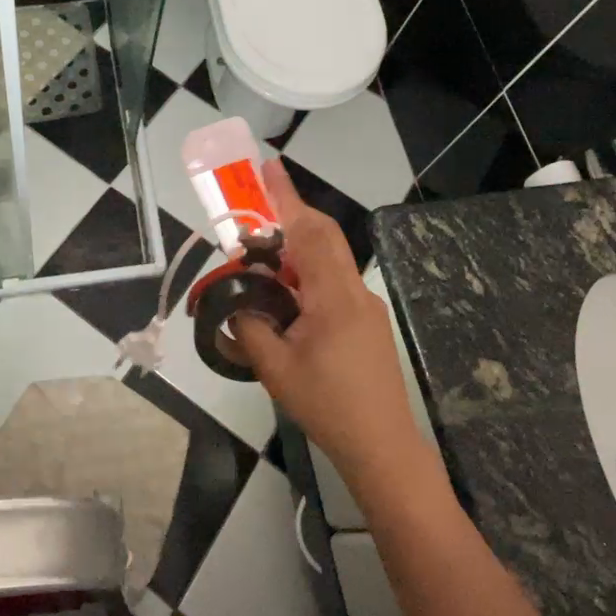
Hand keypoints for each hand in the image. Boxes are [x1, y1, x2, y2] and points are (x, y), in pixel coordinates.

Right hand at [232, 161, 419, 471]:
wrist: (383, 447)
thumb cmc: (328, 406)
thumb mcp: (275, 369)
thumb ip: (248, 329)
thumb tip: (232, 305)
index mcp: (333, 297)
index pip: (309, 232)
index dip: (287, 198)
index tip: (269, 168)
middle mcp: (355, 291)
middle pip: (323, 237)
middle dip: (290, 215)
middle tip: (255, 208)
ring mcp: (366, 307)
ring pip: (329, 260)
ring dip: (297, 249)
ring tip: (261, 257)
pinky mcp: (368, 324)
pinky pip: (334, 284)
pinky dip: (307, 276)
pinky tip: (286, 298)